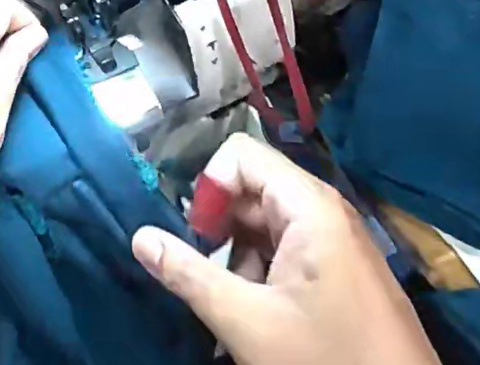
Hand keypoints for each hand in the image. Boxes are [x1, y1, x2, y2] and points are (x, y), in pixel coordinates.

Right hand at [132, 135, 440, 364]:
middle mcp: (324, 209)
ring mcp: (335, 238)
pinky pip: (286, 243)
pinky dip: (261, 266)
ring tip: (233, 300)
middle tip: (207, 269)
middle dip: (220, 222)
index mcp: (309, 205)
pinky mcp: (340, 267)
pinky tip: (257, 310)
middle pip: (251, 184)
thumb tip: (139, 237)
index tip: (200, 236)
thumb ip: (189, 275)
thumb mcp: (249, 324)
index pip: (240, 154)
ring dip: (237, 249)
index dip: (210, 187)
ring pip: (265, 217)